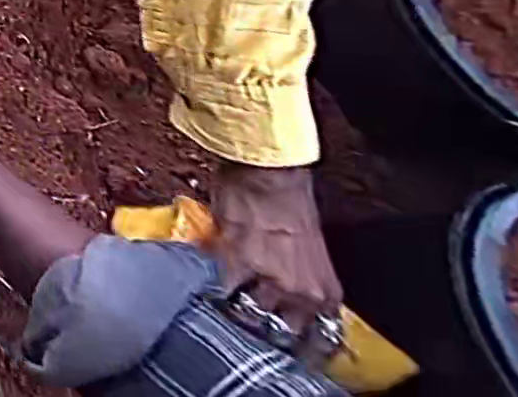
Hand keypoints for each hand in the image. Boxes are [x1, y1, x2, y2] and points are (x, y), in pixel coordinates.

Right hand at [210, 162, 344, 360]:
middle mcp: (303, 294)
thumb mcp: (300, 251)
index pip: (311, 339)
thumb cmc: (284, 202)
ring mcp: (271, 279)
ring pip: (245, 311)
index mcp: (324, 294)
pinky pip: (219, 284)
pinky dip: (204, 285)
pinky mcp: (237, 258)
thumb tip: (263, 291)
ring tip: (207, 303)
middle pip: (275, 329)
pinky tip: (193, 284)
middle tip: (230, 321)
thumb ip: (286, 275)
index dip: (285, 343)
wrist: (270, 174)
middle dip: (252, 325)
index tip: (264, 344)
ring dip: (226, 307)